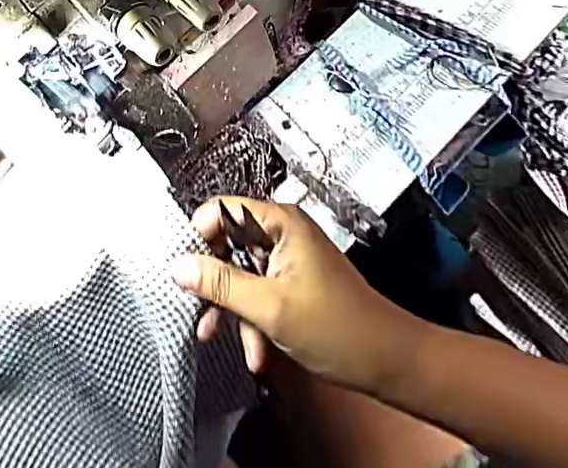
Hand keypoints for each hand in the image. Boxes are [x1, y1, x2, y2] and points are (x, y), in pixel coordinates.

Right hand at [173, 197, 424, 391]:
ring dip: (234, 309)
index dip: (201, 237)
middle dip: (216, 283)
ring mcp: (289, 255)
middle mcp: (284, 231)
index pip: (223, 209)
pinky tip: (257, 351)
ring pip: (242, 272)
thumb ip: (221, 284)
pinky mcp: (294, 278)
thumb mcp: (269, 307)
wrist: (385, 358)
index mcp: (281, 222)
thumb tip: (182, 266)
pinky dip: (253, 318)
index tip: (187, 268)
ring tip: (228, 340)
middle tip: (202, 309)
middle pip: (229, 243)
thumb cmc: (338, 327)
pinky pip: (259, 289)